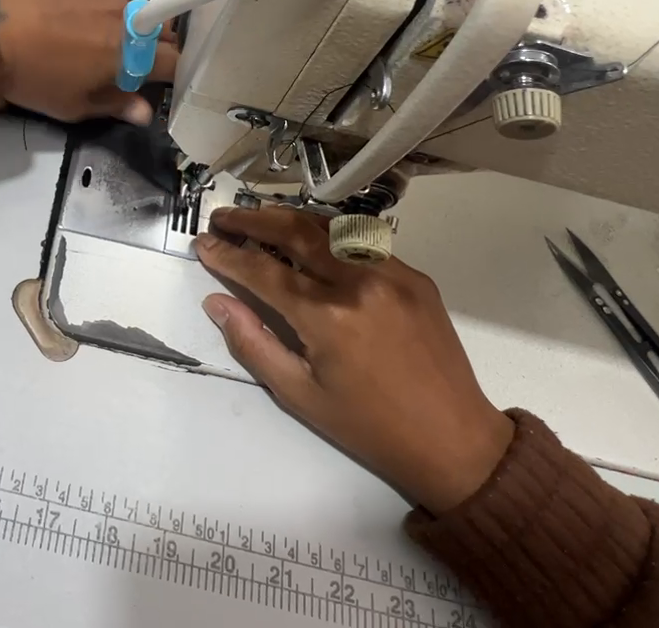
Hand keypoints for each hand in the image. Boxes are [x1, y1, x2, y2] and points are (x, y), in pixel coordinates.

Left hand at [0, 0, 179, 123]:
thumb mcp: (70, 105)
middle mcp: (123, 11)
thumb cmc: (28, 76)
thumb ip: (113, 104)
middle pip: (163, 19)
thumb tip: (144, 111)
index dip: (170, 69)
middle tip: (136, 48)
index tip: (160, 75)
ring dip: (137, 1)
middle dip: (158, 35)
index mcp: (128, 51)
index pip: (171, 59)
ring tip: (115, 13)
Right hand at [194, 207, 513, 514]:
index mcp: (327, 317)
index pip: (262, 271)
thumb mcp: (299, 395)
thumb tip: (216, 302)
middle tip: (223, 217)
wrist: (455, 441)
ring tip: (258, 217)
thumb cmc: (369, 426)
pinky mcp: (414, 276)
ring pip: (329, 227)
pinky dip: (327, 233)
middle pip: (294, 232)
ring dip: (288, 217)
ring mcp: (391, 273)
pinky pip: (361, 242)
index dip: (227, 255)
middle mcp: (358, 283)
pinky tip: (309, 237)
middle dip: (252, 221)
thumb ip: (252, 343)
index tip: (202, 244)